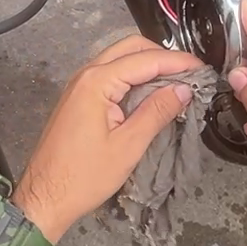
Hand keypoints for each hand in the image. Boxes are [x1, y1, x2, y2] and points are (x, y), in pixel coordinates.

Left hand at [13, 35, 203, 240]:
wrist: (44, 198)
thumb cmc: (83, 177)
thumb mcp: (128, 146)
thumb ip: (157, 112)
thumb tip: (183, 89)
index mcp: (97, 82)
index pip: (145, 59)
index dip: (177, 62)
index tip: (201, 68)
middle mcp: (86, 75)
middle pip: (130, 48)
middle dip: (162, 55)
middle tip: (189, 73)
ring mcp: (80, 85)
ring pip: (120, 59)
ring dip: (148, 64)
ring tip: (175, 81)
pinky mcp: (79, 98)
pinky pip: (110, 74)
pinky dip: (134, 76)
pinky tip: (151, 92)